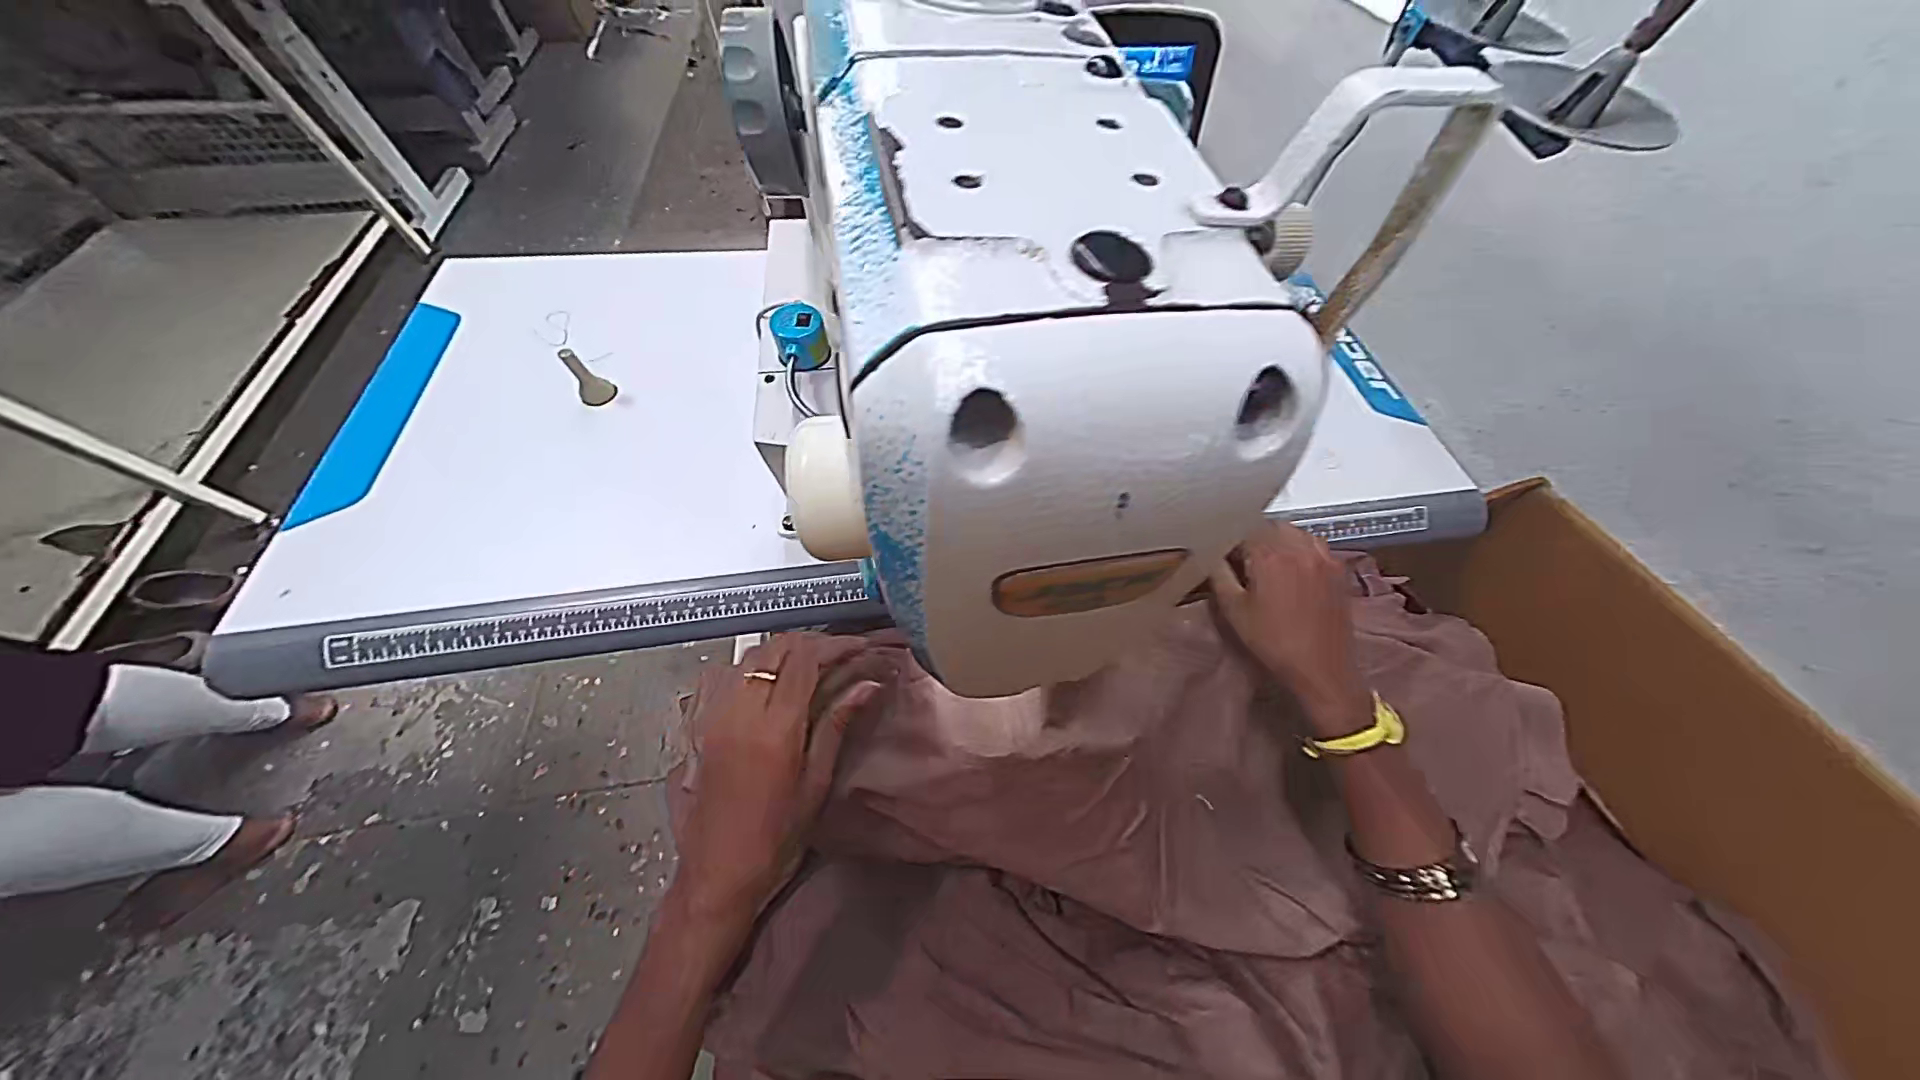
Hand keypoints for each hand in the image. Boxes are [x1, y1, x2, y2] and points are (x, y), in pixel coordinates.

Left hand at [675, 633, 886, 918]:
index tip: (857, 647)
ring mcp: (713, 716)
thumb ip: (838, 724)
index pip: (805, 659)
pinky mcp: (698, 726)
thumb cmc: (775, 837)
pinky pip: (723, 676)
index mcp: (774, 727)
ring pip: (748, 657)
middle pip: (775, 648)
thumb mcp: (817, 782)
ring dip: (782, 651)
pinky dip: (750, 667)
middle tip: (838, 653)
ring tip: (809, 664)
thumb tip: (867, 685)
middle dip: (811, 642)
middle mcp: (739, 712)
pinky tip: (766, 681)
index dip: (835, 645)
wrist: (719, 873)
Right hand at [1209, 522, 1370, 734]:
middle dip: (1252, 537)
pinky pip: (1313, 544)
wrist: (1321, 669)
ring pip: (1293, 531)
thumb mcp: (1233, 609)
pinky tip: (1290, 568)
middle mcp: (1300, 547)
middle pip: (1269, 526)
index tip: (1220, 556)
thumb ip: (1219, 574)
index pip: (1243, 529)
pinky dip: (1298, 548)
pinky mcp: (1337, 568)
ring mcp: (1323, 556)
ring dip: (1276, 539)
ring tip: (1265, 562)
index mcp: (1271, 555)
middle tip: (1240, 559)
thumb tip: (1211, 555)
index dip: (1228, 540)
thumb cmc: (1272, 641)